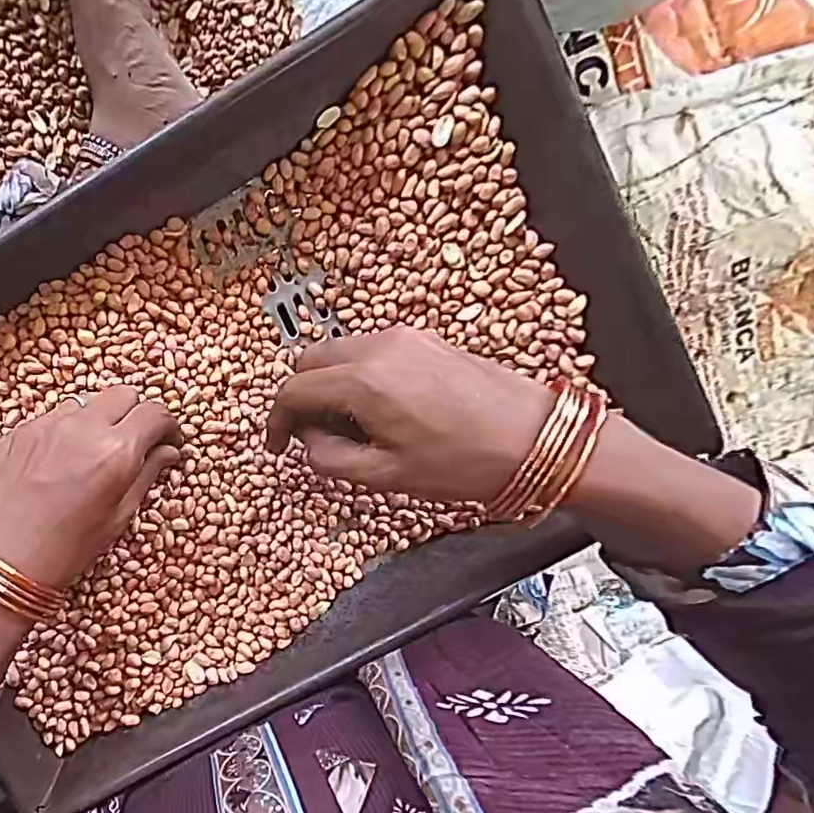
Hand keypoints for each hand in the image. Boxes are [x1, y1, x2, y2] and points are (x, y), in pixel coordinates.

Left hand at [0, 386, 183, 585]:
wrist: (3, 560)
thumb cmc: (65, 548)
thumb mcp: (119, 516)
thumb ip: (147, 475)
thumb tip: (168, 451)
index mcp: (115, 452)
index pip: (155, 413)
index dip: (169, 425)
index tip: (169, 440)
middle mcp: (83, 427)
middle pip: (124, 394)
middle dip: (136, 413)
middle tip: (136, 442)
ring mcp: (48, 424)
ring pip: (88, 401)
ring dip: (100, 419)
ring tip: (95, 452)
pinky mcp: (21, 429)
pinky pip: (56, 415)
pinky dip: (69, 429)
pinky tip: (64, 460)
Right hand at [264, 326, 553, 503]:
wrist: (538, 439)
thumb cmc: (467, 461)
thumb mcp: (385, 475)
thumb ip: (329, 459)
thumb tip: (309, 443)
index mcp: (364, 382)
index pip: (293, 390)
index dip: (275, 421)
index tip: (278, 444)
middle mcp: (379, 347)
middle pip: (308, 361)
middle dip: (298, 397)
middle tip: (309, 435)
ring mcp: (404, 337)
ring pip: (336, 352)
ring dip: (326, 384)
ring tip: (347, 426)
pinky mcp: (423, 338)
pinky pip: (367, 349)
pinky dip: (354, 374)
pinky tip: (375, 408)